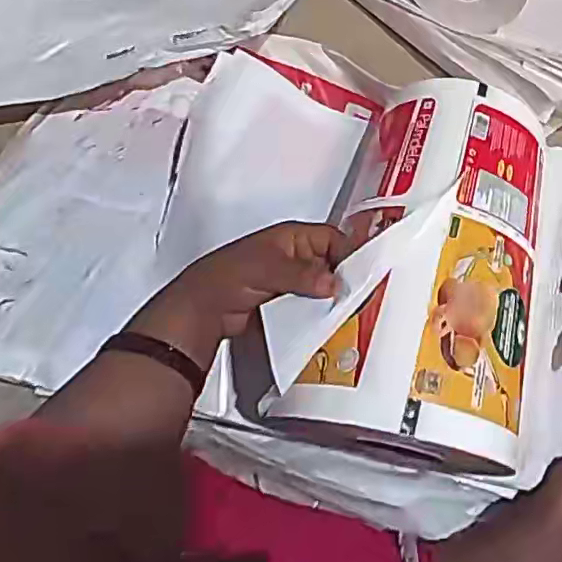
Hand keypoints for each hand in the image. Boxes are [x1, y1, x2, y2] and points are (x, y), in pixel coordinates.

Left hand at [137, 221, 359, 365]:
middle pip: (331, 265)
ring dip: (330, 300)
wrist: (199, 311)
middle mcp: (294, 257)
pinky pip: (310, 307)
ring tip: (342, 313)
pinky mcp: (285, 305)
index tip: (362, 272)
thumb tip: (332, 282)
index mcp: (292, 237)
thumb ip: (302, 274)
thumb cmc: (224, 276)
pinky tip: (323, 324)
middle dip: (342, 280)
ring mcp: (289, 282)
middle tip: (356, 296)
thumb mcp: (268, 268)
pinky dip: (317, 315)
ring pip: (322, 288)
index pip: (333, 239)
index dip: (349, 253)